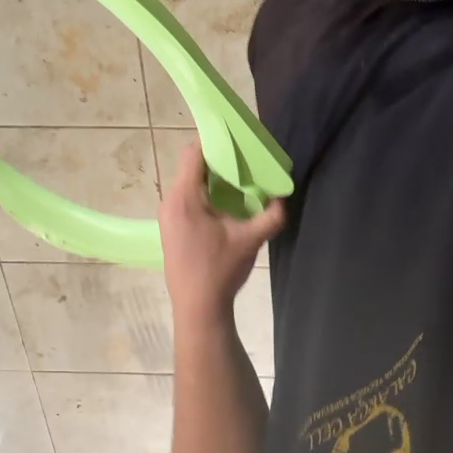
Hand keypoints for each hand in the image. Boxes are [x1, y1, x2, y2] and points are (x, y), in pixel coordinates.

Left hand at [160, 143, 285, 326]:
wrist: (198, 311)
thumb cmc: (220, 271)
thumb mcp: (250, 240)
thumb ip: (271, 215)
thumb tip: (285, 197)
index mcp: (184, 198)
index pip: (193, 153)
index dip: (214, 142)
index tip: (237, 142)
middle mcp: (170, 201)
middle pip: (191, 167)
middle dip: (218, 161)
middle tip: (245, 161)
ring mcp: (167, 216)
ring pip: (189, 183)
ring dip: (211, 179)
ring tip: (238, 182)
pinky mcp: (171, 228)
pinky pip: (186, 198)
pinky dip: (204, 193)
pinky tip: (225, 204)